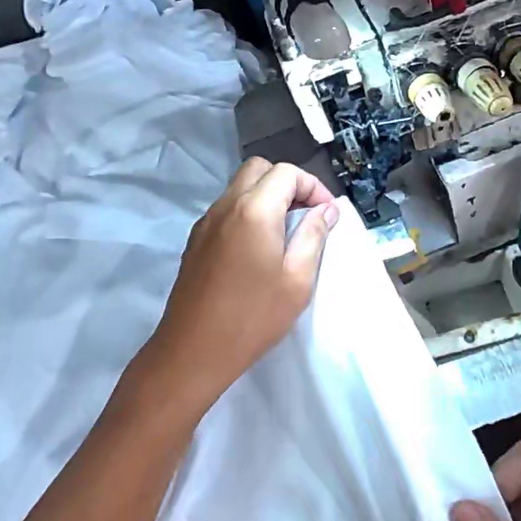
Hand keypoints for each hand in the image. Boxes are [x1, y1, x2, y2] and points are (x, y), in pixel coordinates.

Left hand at [142, 158, 337, 405]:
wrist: (192, 351)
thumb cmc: (252, 318)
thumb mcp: (297, 280)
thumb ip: (313, 236)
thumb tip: (325, 210)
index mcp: (254, 210)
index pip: (286, 172)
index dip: (312, 186)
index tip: (327, 215)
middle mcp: (226, 206)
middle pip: (258, 169)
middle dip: (288, 183)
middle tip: (306, 215)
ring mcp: (206, 221)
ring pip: (239, 186)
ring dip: (266, 196)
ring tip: (286, 231)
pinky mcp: (196, 239)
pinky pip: (226, 208)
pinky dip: (248, 211)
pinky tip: (258, 247)